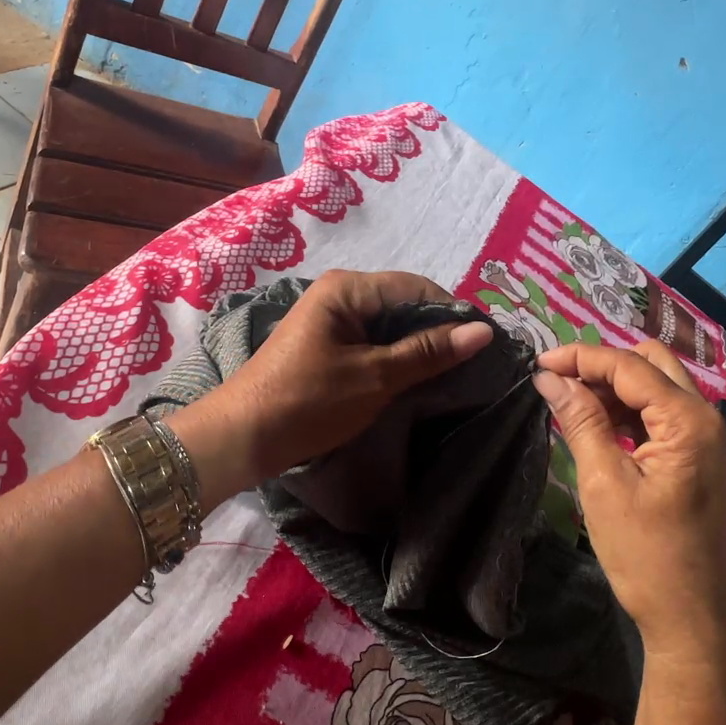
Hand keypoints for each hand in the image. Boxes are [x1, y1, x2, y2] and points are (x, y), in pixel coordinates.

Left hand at [166, 270, 493, 509]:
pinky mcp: (326, 342)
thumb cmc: (308, 402)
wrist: (242, 437)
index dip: (452, 312)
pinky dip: (395, 355)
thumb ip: (428, 352)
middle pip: (403, 302)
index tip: (483, 344)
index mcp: (348, 288)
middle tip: (471, 362)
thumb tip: (484, 331)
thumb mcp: (375, 378)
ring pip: (389, 323)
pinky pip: (372, 339)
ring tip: (449, 371)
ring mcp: (330, 318)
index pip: (416, 287)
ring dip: (417, 345)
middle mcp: (339, 293)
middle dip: (436, 329)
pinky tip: (414, 376)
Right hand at [533, 341, 725, 653]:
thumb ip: (580, 420)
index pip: (629, 366)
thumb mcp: (604, 483)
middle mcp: (705, 417)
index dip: (581, 358)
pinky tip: (597, 422)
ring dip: (614, 386)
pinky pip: (661, 413)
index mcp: (688, 420)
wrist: (689, 620)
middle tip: (557, 381)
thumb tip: (549, 377)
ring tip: (569, 401)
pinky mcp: (698, 456)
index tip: (538, 363)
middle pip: (649, 364)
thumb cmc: (645, 555)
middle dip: (601, 364)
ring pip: (656, 385)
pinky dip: (629, 409)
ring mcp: (706, 437)